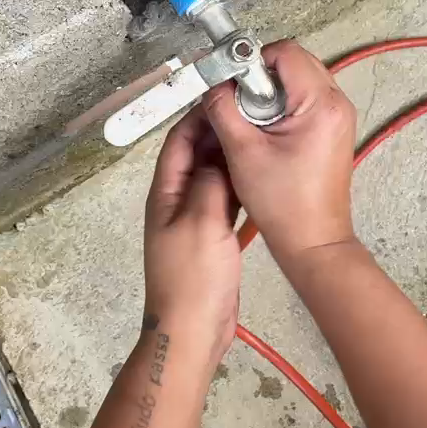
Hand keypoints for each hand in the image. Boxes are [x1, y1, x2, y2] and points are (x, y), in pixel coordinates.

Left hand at [142, 107, 243, 370]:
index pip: (179, 140)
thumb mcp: (202, 221)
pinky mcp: (210, 234)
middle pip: (195, 154)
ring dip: (230, 156)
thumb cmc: (193, 275)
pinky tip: (259, 173)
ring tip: (261, 135)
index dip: (200, 116)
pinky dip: (237, 183)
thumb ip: (209, 182)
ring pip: (210, 175)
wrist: (192, 330)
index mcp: (165, 191)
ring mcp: (193, 217)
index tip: (228, 97)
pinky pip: (223, 198)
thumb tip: (217, 153)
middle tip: (253, 113)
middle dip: (219, 132)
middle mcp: (176, 198)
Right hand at [200, 40, 357, 265]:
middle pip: (294, 61)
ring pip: (299, 79)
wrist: (313, 241)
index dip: (254, 60)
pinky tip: (265, 130)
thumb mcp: (241, 151)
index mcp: (321, 104)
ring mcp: (338, 116)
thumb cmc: (283, 203)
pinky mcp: (333, 129)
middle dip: (261, 75)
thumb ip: (223, 108)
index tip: (233, 81)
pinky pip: (305, 98)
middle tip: (239, 100)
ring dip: (270, 90)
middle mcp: (337, 104)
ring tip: (251, 119)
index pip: (286, 52)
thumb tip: (213, 83)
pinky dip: (282, 104)